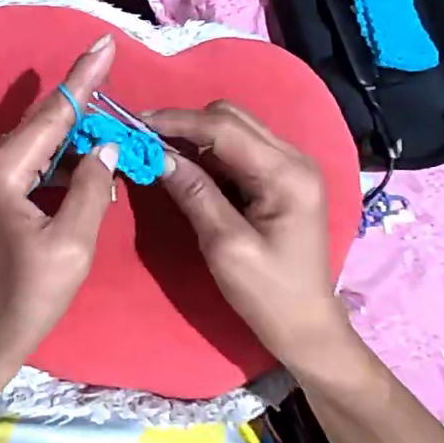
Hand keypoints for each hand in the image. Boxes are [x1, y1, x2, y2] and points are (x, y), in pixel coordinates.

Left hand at [0, 34, 121, 405]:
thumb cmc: (23, 300)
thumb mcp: (70, 247)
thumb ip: (90, 190)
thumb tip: (104, 147)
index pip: (51, 115)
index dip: (82, 78)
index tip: (103, 42)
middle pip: (39, 125)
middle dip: (79, 106)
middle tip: (113, 82)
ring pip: (32, 145)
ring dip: (69, 139)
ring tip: (107, 130)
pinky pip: (23, 166)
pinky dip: (54, 163)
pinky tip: (81, 167)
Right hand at [144, 101, 356, 373]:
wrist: (306, 324)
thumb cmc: (268, 293)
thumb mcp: (225, 246)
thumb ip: (194, 193)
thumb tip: (159, 155)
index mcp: (286, 174)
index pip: (224, 129)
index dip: (178, 121)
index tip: (137, 124)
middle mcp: (294, 159)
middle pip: (231, 118)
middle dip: (186, 124)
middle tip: (146, 141)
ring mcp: (290, 166)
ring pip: (234, 128)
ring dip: (196, 136)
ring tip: (160, 152)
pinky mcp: (281, 177)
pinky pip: (239, 149)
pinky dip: (209, 152)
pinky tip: (187, 166)